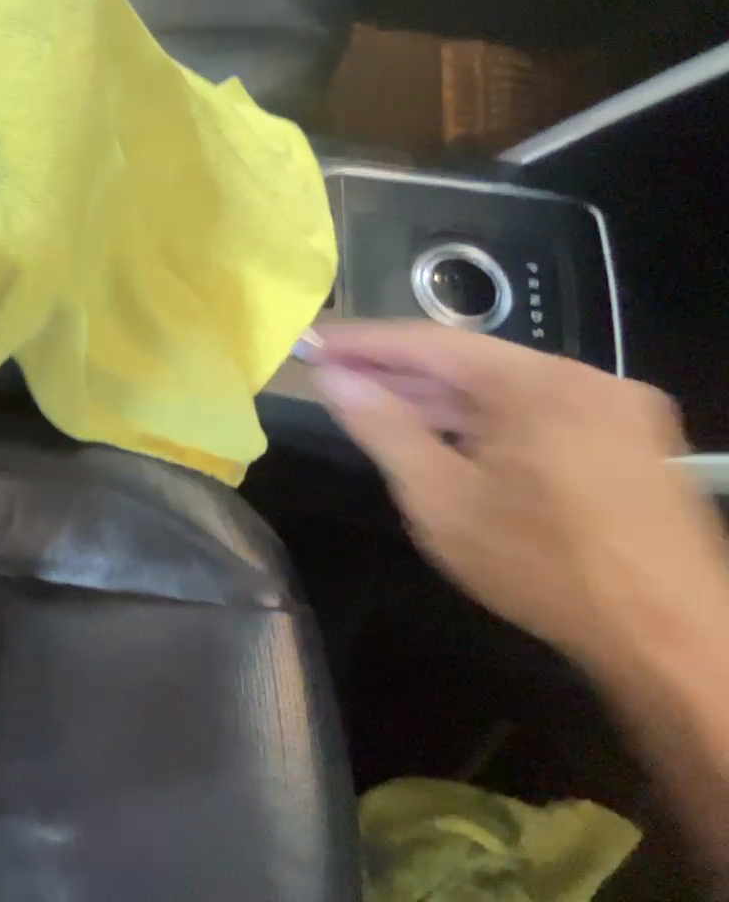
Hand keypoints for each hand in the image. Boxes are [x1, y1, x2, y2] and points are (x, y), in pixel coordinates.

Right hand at [311, 321, 728, 668]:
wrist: (670, 638)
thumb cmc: (539, 563)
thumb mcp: (437, 495)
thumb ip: (380, 426)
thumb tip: (332, 378)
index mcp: (541, 385)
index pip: (430, 343)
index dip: (361, 341)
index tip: (308, 342)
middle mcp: (586, 382)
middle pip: (467, 361)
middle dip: (392, 368)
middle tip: (326, 370)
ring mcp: (614, 411)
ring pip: (498, 388)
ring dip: (430, 394)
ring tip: (364, 398)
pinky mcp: (626, 443)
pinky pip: (529, 411)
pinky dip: (473, 416)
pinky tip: (432, 430)